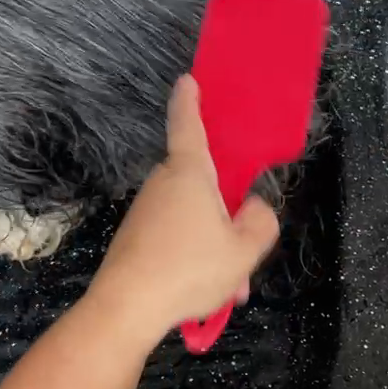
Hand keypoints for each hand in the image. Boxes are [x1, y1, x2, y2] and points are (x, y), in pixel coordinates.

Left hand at [84, 75, 280, 342]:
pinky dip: (194, 256)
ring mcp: (145, 211)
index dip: (190, 100)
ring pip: (192, 217)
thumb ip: (261, 222)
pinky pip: (175, 236)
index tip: (188, 80)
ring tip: (230, 285)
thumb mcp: (244, 250)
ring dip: (214, 243)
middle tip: (246, 248)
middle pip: (201, 182)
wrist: (126, 308)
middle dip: (226, 211)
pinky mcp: (135, 237)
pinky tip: (205, 291)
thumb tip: (254, 208)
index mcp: (189, 174)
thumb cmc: (189, 270)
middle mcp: (163, 184)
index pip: (188, 124)